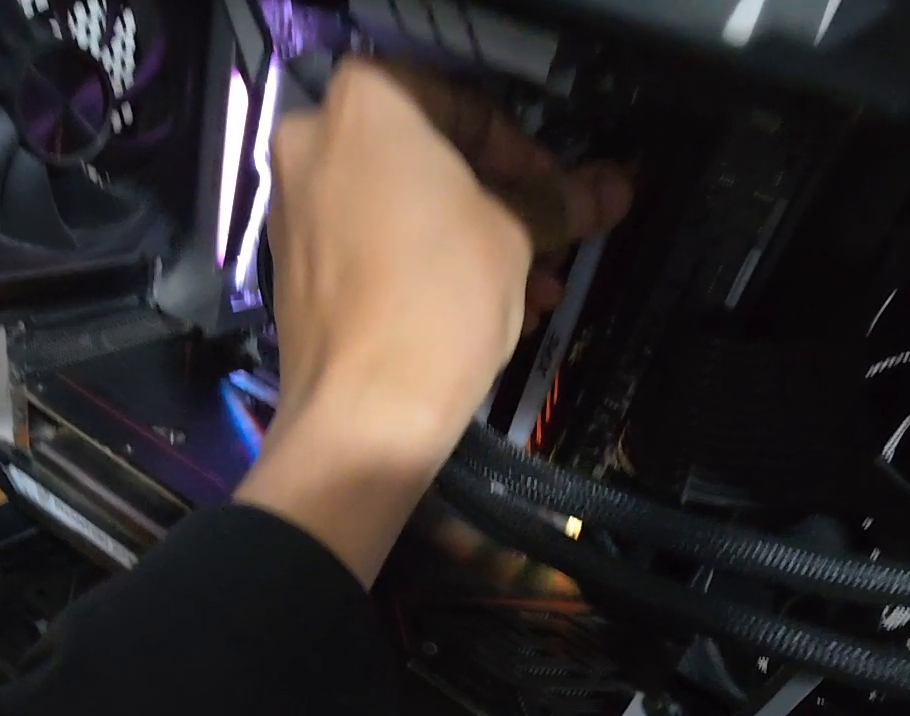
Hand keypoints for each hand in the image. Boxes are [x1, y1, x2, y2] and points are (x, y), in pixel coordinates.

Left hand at [236, 59, 631, 585]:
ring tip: (533, 293)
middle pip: (432, 165)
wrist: (365, 417)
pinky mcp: (294, 273)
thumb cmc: (441, 303)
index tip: (563, 197)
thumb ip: (559, 201)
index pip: (471, 111)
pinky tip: (481, 311)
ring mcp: (295, 212)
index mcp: (366, 104)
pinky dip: (424, 270)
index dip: (530, 158)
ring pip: (404, 214)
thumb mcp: (515, 239)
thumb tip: (614, 184)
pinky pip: (374, 254)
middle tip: (551, 247)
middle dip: (502, 210)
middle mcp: (314, 144)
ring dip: (474, 246)